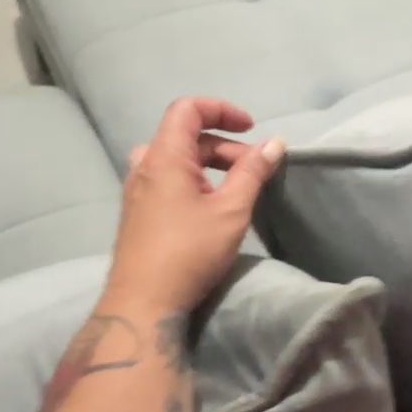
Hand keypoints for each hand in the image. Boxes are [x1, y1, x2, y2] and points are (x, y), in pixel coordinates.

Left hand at [100, 97, 286, 318]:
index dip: (222, 110)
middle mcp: (144, 166)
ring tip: (235, 189)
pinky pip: (167, 180)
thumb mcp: (231, 210)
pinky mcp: (138, 213)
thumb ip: (252, 172)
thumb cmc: (189, 251)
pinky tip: (211, 208)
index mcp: (164, 156)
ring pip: (176, 159)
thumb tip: (274, 143)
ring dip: (209, 164)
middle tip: (254, 170)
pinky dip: (194, 180)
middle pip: (186, 135)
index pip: (187, 108)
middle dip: (225, 145)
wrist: (142, 303)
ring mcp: (137, 191)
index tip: (250, 129)